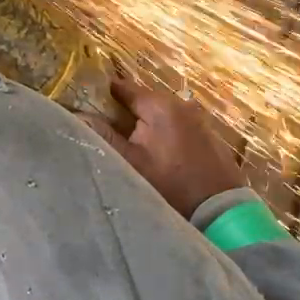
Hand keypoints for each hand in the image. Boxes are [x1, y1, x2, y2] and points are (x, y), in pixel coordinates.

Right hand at [79, 74, 244, 218]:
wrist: (223, 213)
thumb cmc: (171, 184)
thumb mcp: (130, 162)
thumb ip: (102, 135)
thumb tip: (76, 115)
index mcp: (159, 105)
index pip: (121, 86)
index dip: (101, 92)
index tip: (83, 101)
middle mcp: (181, 104)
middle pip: (141, 99)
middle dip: (121, 110)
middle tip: (102, 124)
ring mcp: (198, 119)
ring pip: (158, 113)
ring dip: (142, 122)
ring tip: (126, 138)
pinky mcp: (207, 135)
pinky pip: (175, 124)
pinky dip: (161, 131)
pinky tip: (154, 149)